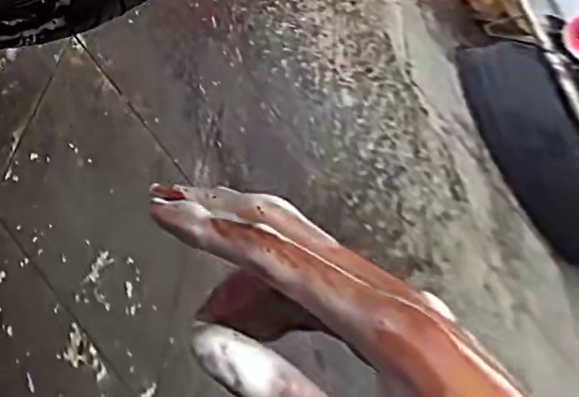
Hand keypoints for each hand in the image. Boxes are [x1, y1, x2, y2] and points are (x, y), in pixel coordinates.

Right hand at [150, 185, 525, 396]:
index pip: (271, 250)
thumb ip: (284, 389)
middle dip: (218, 211)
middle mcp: (399, 302)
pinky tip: (265, 318)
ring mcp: (412, 312)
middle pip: (286, 229)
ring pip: (305, 257)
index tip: (161, 212)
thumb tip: (207, 342)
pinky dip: (285, 291)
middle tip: (167, 200)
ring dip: (248, 266)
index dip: (205, 228)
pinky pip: (331, 286)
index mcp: (389, 324)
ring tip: (211, 307)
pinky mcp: (417, 330)